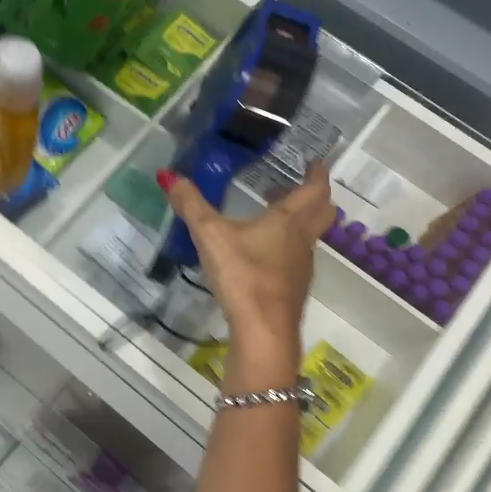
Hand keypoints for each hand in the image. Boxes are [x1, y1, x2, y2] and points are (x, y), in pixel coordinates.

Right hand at [165, 163, 335, 349]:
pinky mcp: (292, 289)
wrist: (263, 329)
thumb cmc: (243, 275)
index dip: (317, 174)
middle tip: (294, 188)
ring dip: (298, 224)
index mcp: (289, 221)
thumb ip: (191, 205)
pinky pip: (295, 260)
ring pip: (308, 237)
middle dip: (313, 197)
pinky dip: (285, 250)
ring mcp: (301, 267)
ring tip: (272, 219)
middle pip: (322, 213)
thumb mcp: (210, 236)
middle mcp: (302, 240)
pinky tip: (261, 257)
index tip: (315, 162)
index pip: (315, 189)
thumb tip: (168, 175)